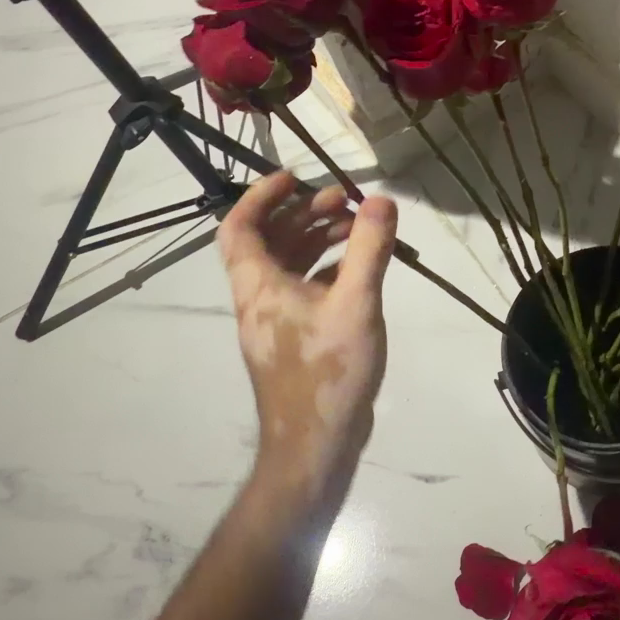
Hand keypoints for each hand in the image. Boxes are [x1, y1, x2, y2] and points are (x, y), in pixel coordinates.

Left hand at [218, 171, 396, 495]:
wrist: (316, 443)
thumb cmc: (329, 371)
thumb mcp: (356, 303)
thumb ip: (369, 249)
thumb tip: (380, 198)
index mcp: (259, 287)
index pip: (239, 228)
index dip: (261, 196)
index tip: (296, 176)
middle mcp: (260, 299)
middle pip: (269, 242)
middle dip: (304, 213)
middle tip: (344, 198)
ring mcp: (277, 322)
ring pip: (289, 266)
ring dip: (318, 239)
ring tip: (358, 225)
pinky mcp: (296, 340)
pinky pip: (305, 288)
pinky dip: (328, 268)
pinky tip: (359, 268)